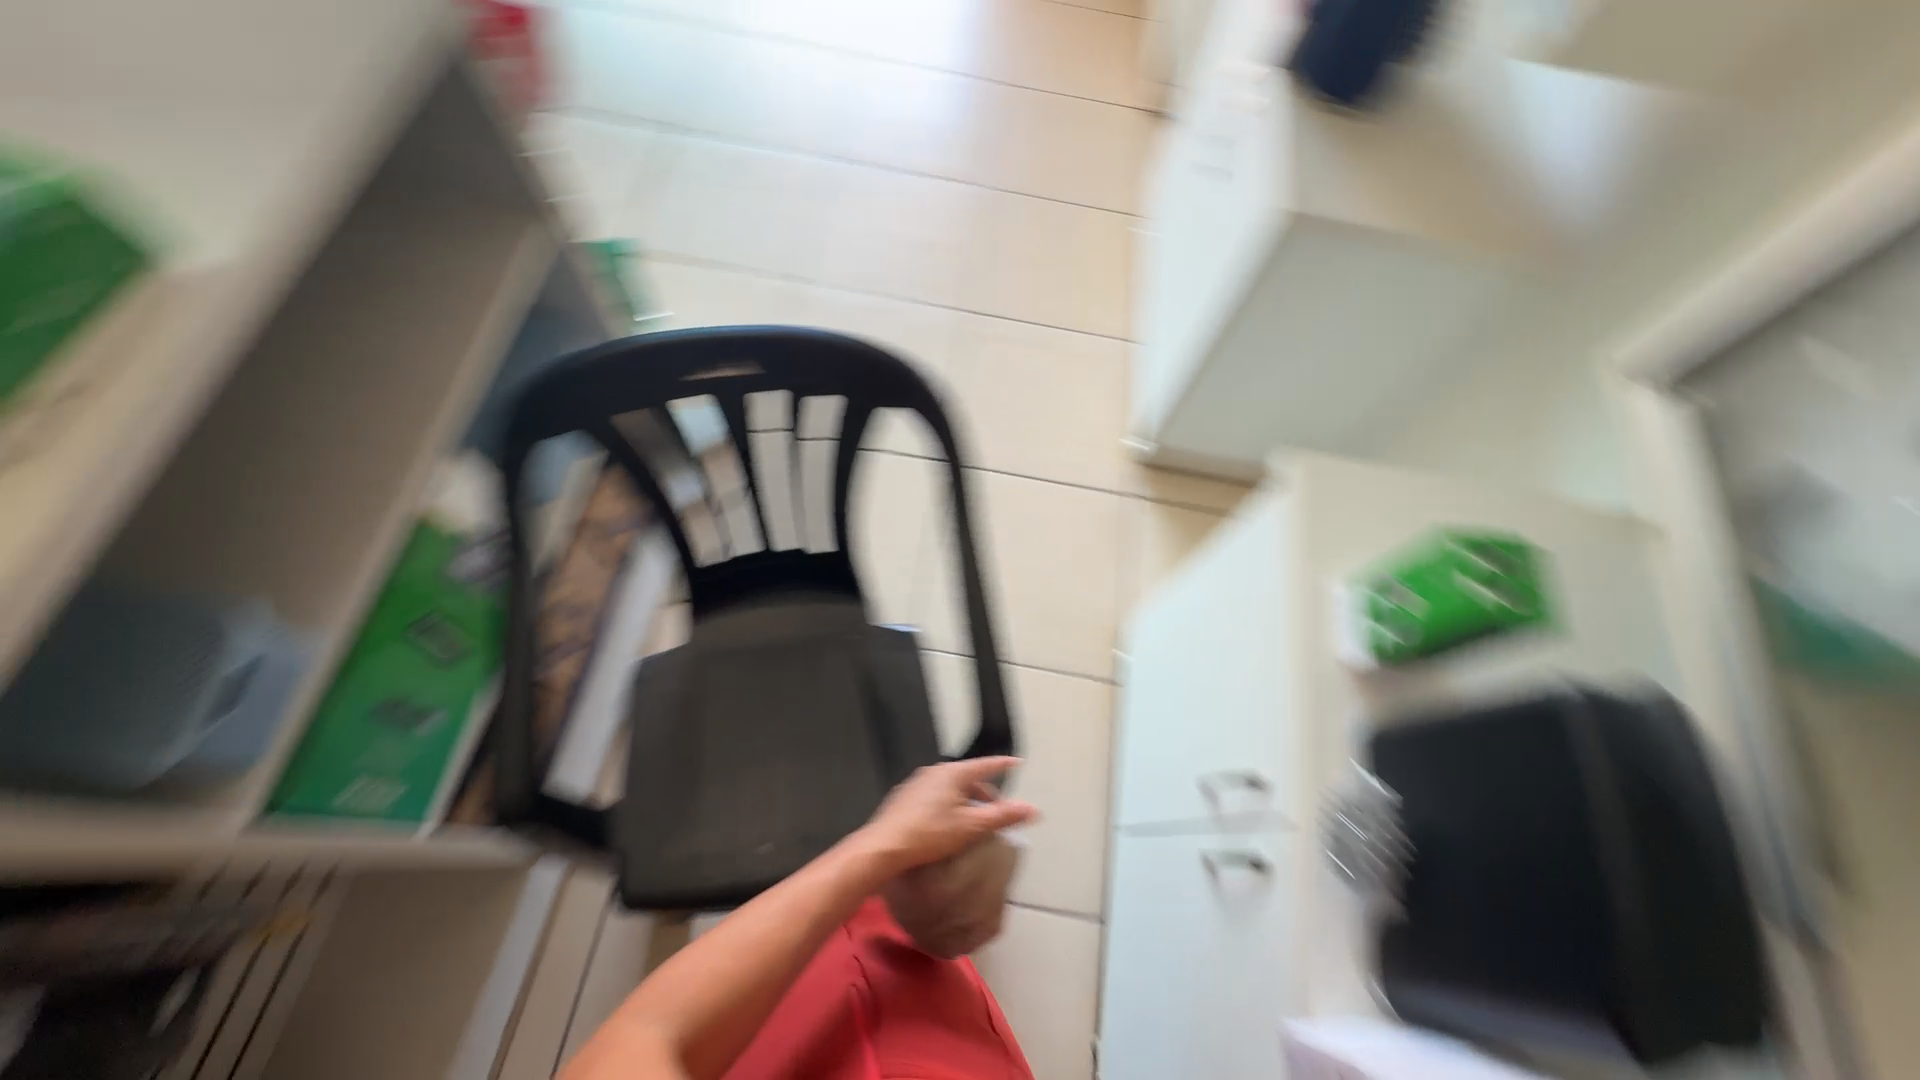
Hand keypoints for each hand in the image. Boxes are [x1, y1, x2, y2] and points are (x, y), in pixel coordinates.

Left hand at [855, 757, 1037, 875]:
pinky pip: (935, 796)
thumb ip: (1002, 816)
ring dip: (966, 800)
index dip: (1003, 765)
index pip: (985, 765)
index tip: (1017, 762)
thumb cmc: (931, 834)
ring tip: (975, 821)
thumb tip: (1033, 809)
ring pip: (950, 788)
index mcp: (953, 773)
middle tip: (997, 812)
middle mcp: (934, 772)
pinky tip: (948, 825)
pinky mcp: (905, 799)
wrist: (884, 846)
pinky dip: (948, 805)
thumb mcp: (971, 826)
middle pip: (968, 778)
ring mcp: (917, 784)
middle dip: (985, 793)